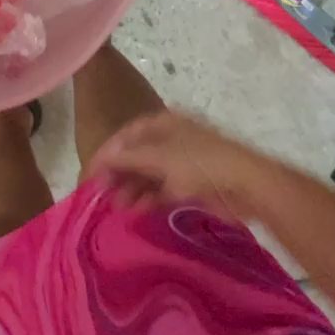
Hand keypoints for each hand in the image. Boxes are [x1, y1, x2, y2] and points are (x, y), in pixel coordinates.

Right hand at [87, 111, 281, 220]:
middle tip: (99, 195)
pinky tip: (134, 211)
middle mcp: (170, 139)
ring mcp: (180, 162)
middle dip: (117, 173)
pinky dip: (147, 199)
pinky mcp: (190, 185)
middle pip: (136, 155)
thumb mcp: (160, 158)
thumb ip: (128, 158)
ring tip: (115, 206)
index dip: (106, 154)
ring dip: (130, 189)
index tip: (89, 176)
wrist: (246, 185)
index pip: (126, 136)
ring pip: (147, 175)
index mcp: (163, 123)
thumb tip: (103, 158)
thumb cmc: (200, 162)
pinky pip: (161, 190)